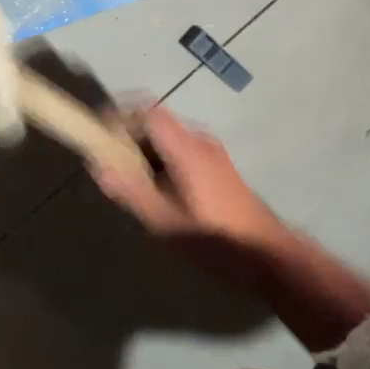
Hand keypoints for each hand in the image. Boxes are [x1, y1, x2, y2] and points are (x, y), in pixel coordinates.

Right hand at [91, 108, 284, 250]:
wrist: (273, 258)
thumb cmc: (216, 239)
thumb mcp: (165, 221)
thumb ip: (129, 190)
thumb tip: (96, 164)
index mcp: (186, 147)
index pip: (147, 110)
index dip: (119, 116)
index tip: (98, 137)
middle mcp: (199, 140)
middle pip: (154, 122)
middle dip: (127, 138)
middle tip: (112, 167)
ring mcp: (212, 152)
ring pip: (166, 137)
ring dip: (144, 152)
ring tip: (133, 185)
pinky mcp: (218, 166)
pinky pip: (179, 149)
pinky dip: (160, 161)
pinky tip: (159, 193)